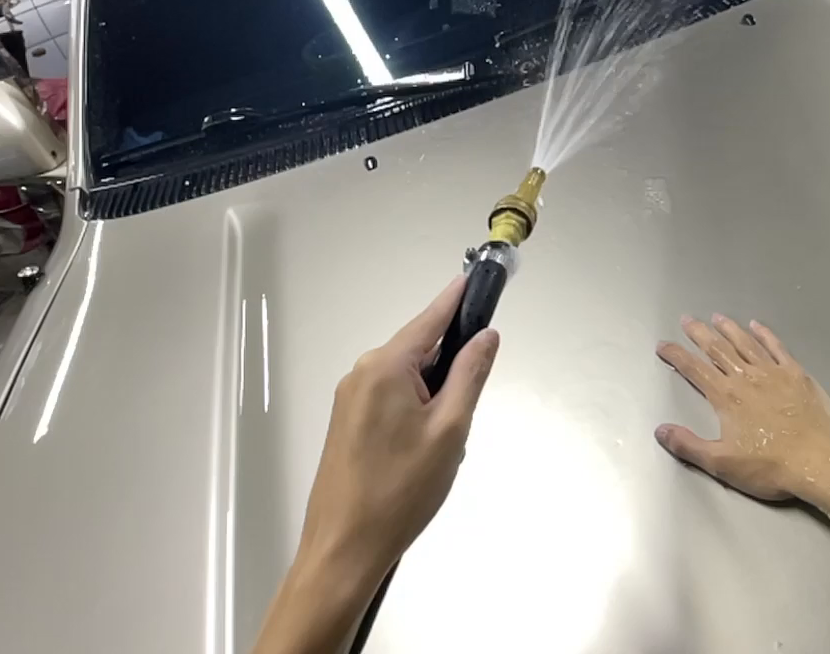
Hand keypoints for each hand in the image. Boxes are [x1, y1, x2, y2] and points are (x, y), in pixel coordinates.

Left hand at [298, 275, 499, 575]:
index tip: (476, 276)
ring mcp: (349, 399)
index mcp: (386, 367)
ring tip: (443, 445)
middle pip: (419, 350)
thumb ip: (470, 374)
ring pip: (407, 378)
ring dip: (433, 395)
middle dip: (449, 368)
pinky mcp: (345, 423)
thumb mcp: (450, 429)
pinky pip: (390, 398)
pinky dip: (415, 409)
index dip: (456, 298)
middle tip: (466, 411)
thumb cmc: (402, 489)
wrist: (342, 553)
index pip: (430, 319)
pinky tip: (423, 450)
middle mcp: (362, 373)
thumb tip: (487, 335)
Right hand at [655, 314, 829, 503]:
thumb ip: (689, 445)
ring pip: (745, 343)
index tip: (663, 345)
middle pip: (717, 349)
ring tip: (716, 317)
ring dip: (729, 329)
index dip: (676, 355)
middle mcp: (746, 377)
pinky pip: (777, 348)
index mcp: (727, 397)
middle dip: (699, 333)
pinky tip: (757, 326)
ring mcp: (773, 372)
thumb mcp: (722, 464)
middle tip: (687, 319)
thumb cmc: (770, 467)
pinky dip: (765, 334)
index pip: (694, 369)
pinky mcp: (796, 374)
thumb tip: (660, 429)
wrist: (819, 463)